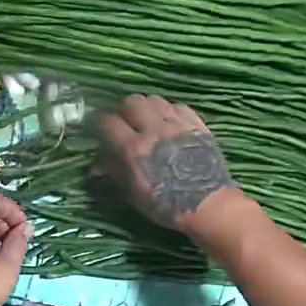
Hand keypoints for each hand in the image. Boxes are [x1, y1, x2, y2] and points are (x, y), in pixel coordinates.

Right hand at [96, 94, 237, 233]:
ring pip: (154, 99)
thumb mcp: (133, 194)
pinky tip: (170, 126)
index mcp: (134, 149)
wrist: (208, 205)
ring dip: (147, 109)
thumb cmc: (166, 206)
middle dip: (125, 112)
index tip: (101, 131)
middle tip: (127, 126)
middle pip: (131, 102)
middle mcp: (154, 130)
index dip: (100, 124)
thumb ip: (115, 171)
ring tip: (149, 123)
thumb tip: (97, 163)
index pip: (106, 121)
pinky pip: (177, 106)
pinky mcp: (196, 123)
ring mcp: (177, 124)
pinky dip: (169, 112)